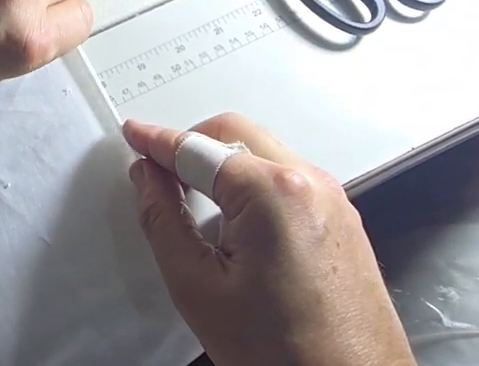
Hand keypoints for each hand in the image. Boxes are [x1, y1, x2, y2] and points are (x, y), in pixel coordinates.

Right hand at [124, 115, 414, 365]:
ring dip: (222, 164)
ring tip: (197, 204)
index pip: (196, 148)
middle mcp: (308, 182)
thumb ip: (163, 220)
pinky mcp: (342, 219)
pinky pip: (285, 177)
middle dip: (191, 144)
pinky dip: (252, 183)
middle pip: (232, 134)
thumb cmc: (289, 358)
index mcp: (272, 192)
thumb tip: (148, 178)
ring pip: (260, 151)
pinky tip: (236, 224)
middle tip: (159, 170)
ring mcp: (332, 199)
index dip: (156, 140)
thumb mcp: (199, 289)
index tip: (135, 135)